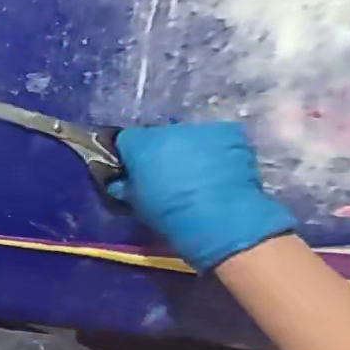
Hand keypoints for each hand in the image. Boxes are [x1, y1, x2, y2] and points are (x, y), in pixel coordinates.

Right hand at [105, 122, 295, 270]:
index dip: (127, 156)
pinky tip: (216, 171)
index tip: (131, 172)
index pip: (124, 140)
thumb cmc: (167, 213)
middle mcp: (167, 129)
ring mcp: (200, 130)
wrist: (221, 219)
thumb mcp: (134, 201)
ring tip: (192, 173)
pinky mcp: (230, 134)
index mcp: (139, 143)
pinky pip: (215, 139)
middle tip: (162, 175)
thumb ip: (123, 185)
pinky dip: (213, 152)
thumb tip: (119, 181)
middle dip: (158, 151)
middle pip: (157, 136)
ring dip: (186, 150)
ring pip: (186, 136)